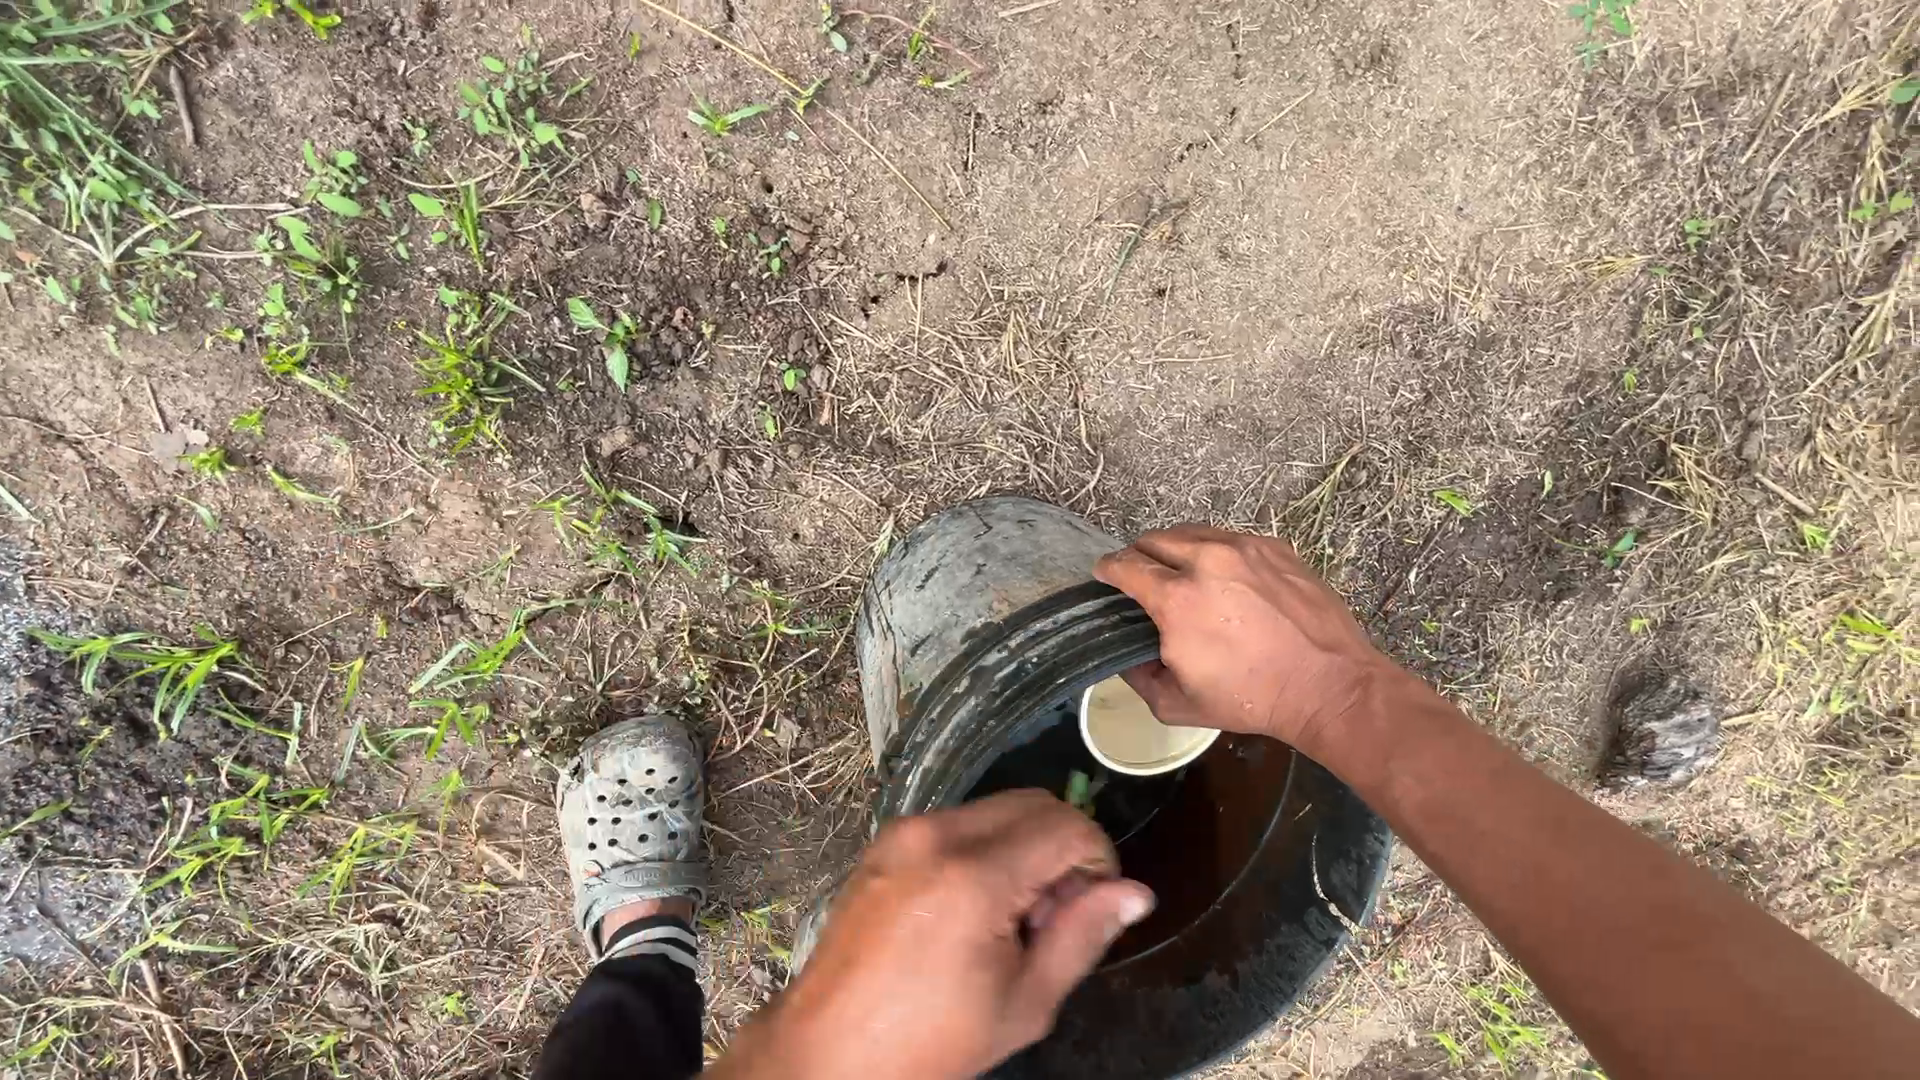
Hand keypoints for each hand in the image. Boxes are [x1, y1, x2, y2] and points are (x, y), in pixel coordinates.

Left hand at [712, 790, 1154, 1079]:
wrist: (827, 1048)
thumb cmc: (932, 1039)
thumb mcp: (1025, 1002)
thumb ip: (1083, 936)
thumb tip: (1137, 893)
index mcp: (974, 875)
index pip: (1067, 825)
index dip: (1098, 857)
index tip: (1094, 903)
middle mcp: (938, 832)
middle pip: (1035, 801)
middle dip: (1064, 845)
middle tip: (1054, 913)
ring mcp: (907, 828)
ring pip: (998, 807)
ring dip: (1026, 845)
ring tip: (1012, 916)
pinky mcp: (888, 836)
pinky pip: (960, 820)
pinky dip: (987, 845)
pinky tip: (974, 904)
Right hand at [1093, 524, 1410, 756]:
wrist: (1329, 686)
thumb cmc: (1251, 699)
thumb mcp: (1177, 704)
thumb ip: (1137, 677)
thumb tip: (1124, 656)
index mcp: (1176, 599)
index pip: (1124, 565)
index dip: (1107, 570)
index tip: (1105, 575)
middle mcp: (1205, 561)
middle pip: (1152, 540)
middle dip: (1138, 555)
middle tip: (1141, 576)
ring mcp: (1243, 549)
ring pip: (1190, 532)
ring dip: (1174, 548)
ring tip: (1179, 570)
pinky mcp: (1274, 547)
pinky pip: (1228, 537)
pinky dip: (1213, 551)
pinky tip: (1222, 576)